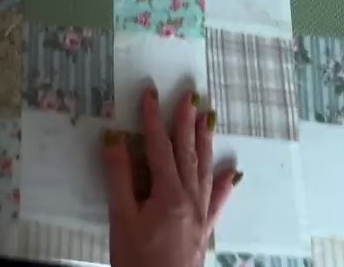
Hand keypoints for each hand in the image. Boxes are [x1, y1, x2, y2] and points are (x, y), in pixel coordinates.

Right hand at [101, 84, 240, 266]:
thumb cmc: (137, 260)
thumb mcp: (120, 218)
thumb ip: (119, 176)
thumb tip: (114, 137)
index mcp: (169, 194)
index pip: (160, 147)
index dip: (153, 118)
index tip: (150, 92)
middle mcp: (190, 200)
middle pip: (187, 153)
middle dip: (186, 122)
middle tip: (189, 95)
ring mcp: (200, 216)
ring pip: (203, 170)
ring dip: (204, 142)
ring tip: (207, 118)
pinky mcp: (203, 231)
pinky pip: (216, 201)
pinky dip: (223, 184)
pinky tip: (230, 172)